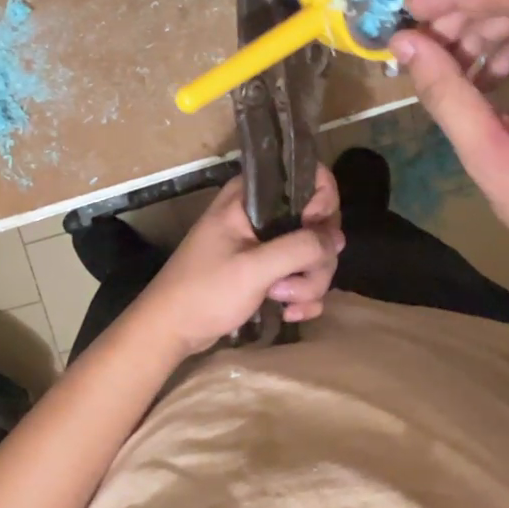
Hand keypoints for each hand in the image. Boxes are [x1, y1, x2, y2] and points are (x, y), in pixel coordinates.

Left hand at [124, 168, 344, 358]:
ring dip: (306, 284)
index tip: (315, 237)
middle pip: (318, 224)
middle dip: (314, 262)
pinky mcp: (266, 270)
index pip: (309, 179)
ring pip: (313, 254)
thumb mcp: (254, 268)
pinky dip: (301, 297)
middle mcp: (261, 213)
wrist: (171, 329)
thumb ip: (300, 247)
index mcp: (251, 196)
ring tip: (281, 303)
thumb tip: (337, 238)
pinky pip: (301, 276)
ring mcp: (264, 243)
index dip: (323, 207)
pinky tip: (289, 314)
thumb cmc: (205, 292)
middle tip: (288, 286)